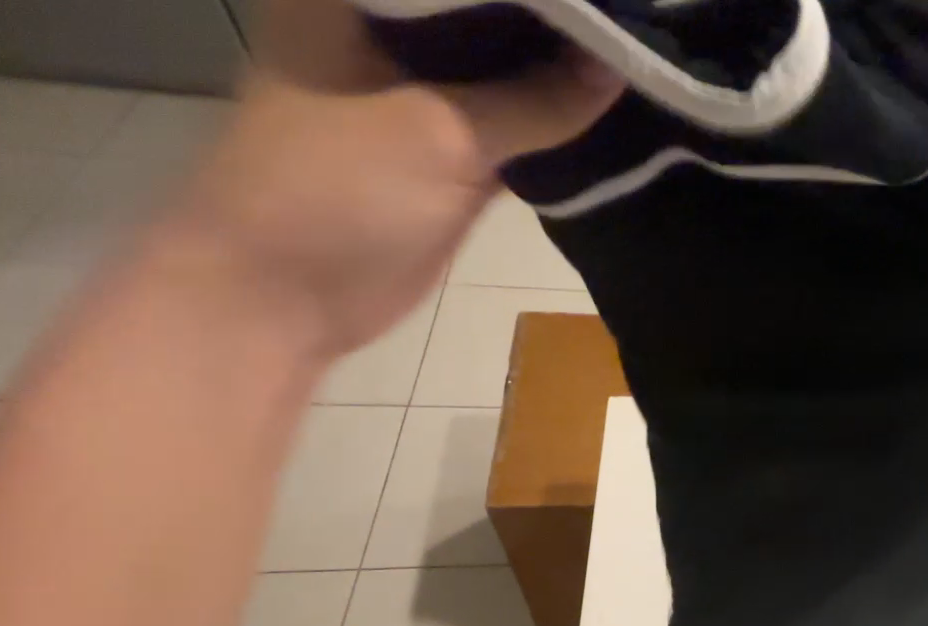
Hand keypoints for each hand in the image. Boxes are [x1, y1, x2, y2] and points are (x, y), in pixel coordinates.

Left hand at [158, 0, 621, 363]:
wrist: (288, 295)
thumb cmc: (335, 190)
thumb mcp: (441, 133)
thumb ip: (536, 101)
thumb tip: (621, 66)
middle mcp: (390, 32)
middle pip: (492, 12)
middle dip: (559, 20)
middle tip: (636, 13)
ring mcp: (423, 97)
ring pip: (509, 71)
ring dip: (563, 71)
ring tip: (639, 52)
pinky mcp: (452, 155)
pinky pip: (517, 127)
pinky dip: (557, 123)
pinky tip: (612, 110)